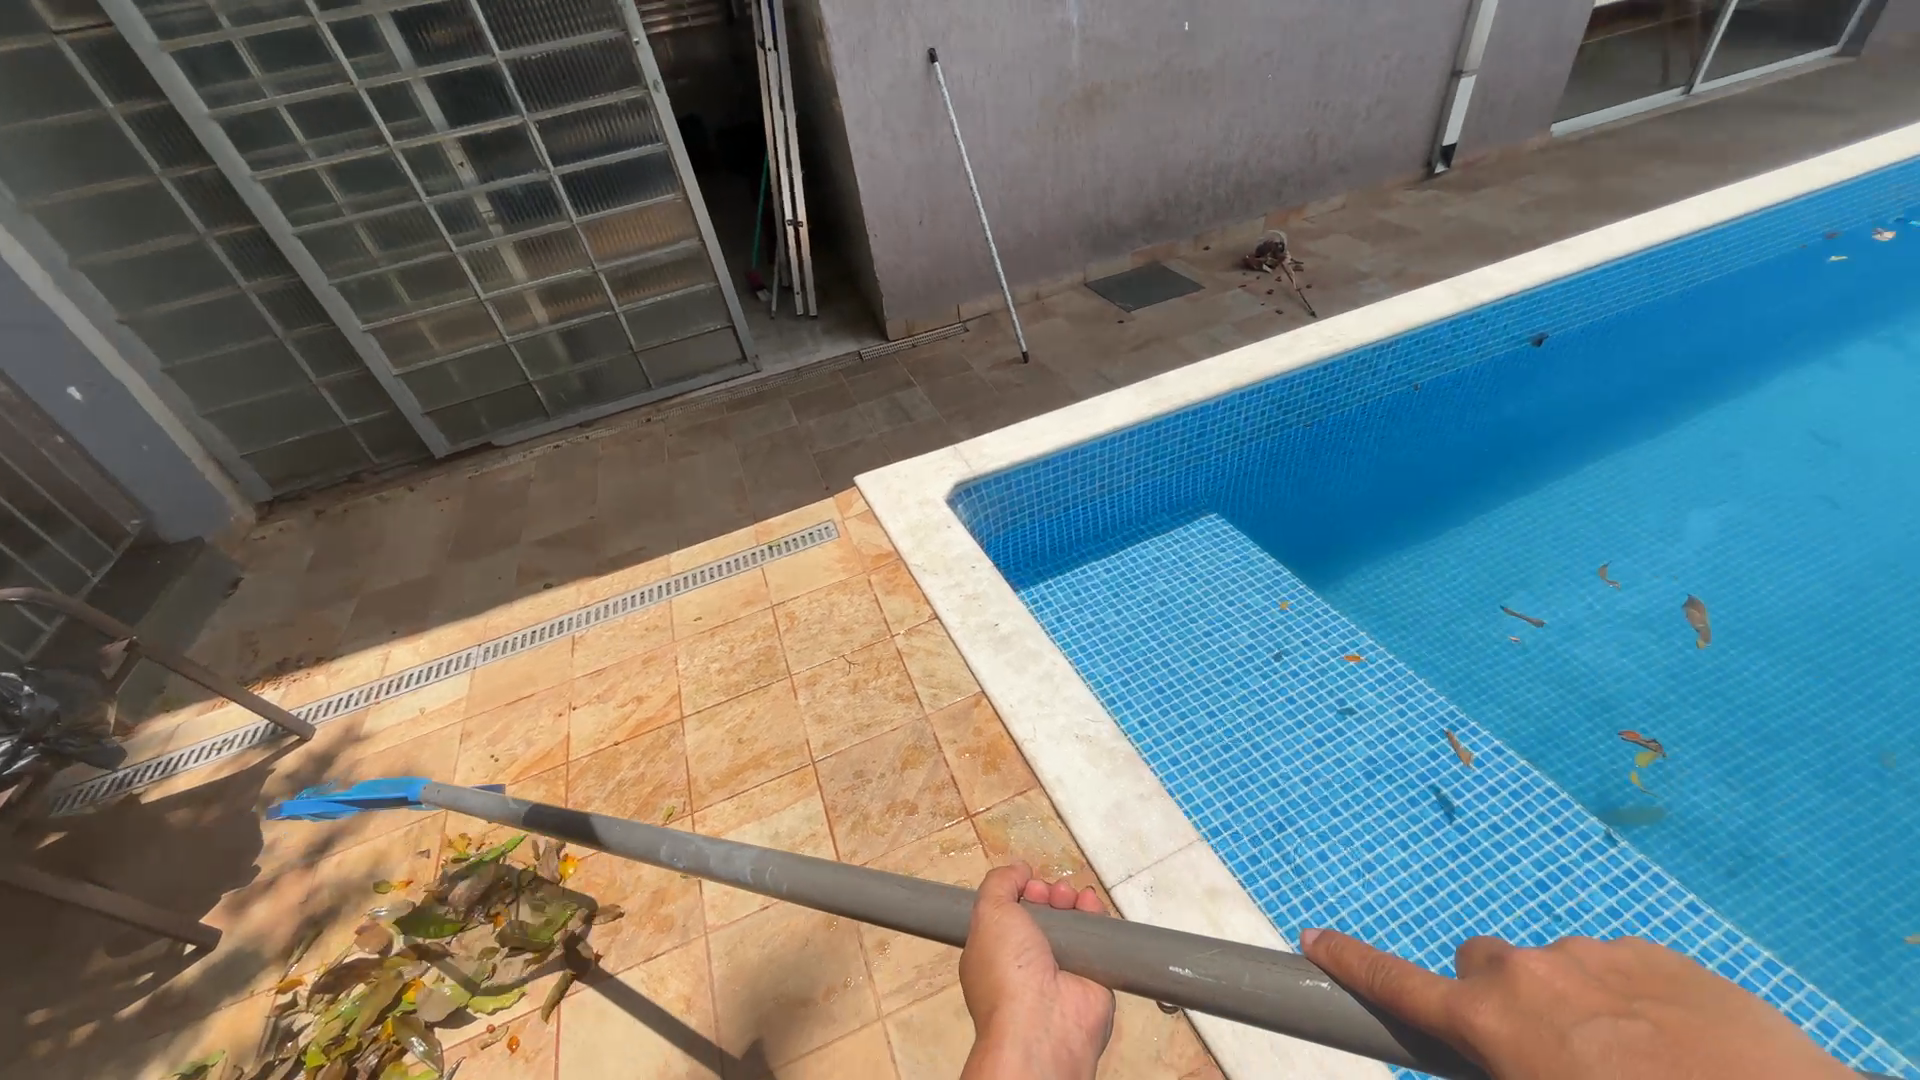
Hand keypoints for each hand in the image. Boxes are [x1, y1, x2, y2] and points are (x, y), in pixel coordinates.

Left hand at [959, 862, 1114, 1079]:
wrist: (1043, 1023)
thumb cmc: (1007, 967)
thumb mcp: (988, 912)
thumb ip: (999, 883)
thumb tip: (1019, 870)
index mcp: (996, 953)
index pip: (1010, 913)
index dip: (1020, 892)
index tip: (1028, 886)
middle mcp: (1028, 962)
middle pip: (1043, 915)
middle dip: (1049, 894)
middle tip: (1054, 893)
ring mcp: (1062, 970)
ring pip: (1071, 923)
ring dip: (1073, 901)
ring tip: (1072, 898)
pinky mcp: (1094, 976)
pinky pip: (1097, 939)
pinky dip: (1096, 916)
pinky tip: (1092, 905)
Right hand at [1300, 928, 1854, 1079]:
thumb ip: (1499, 1069)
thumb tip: (1498, 1058)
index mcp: (1490, 1022)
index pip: (1394, 982)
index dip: (1348, 961)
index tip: (1312, 938)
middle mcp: (1525, 973)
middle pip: (1476, 962)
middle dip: (1495, 997)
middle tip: (1548, 1054)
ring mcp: (1589, 955)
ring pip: (1551, 967)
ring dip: (1569, 1001)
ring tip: (1637, 1060)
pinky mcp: (1653, 952)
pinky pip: (1615, 966)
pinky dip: (1627, 997)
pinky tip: (1681, 1044)